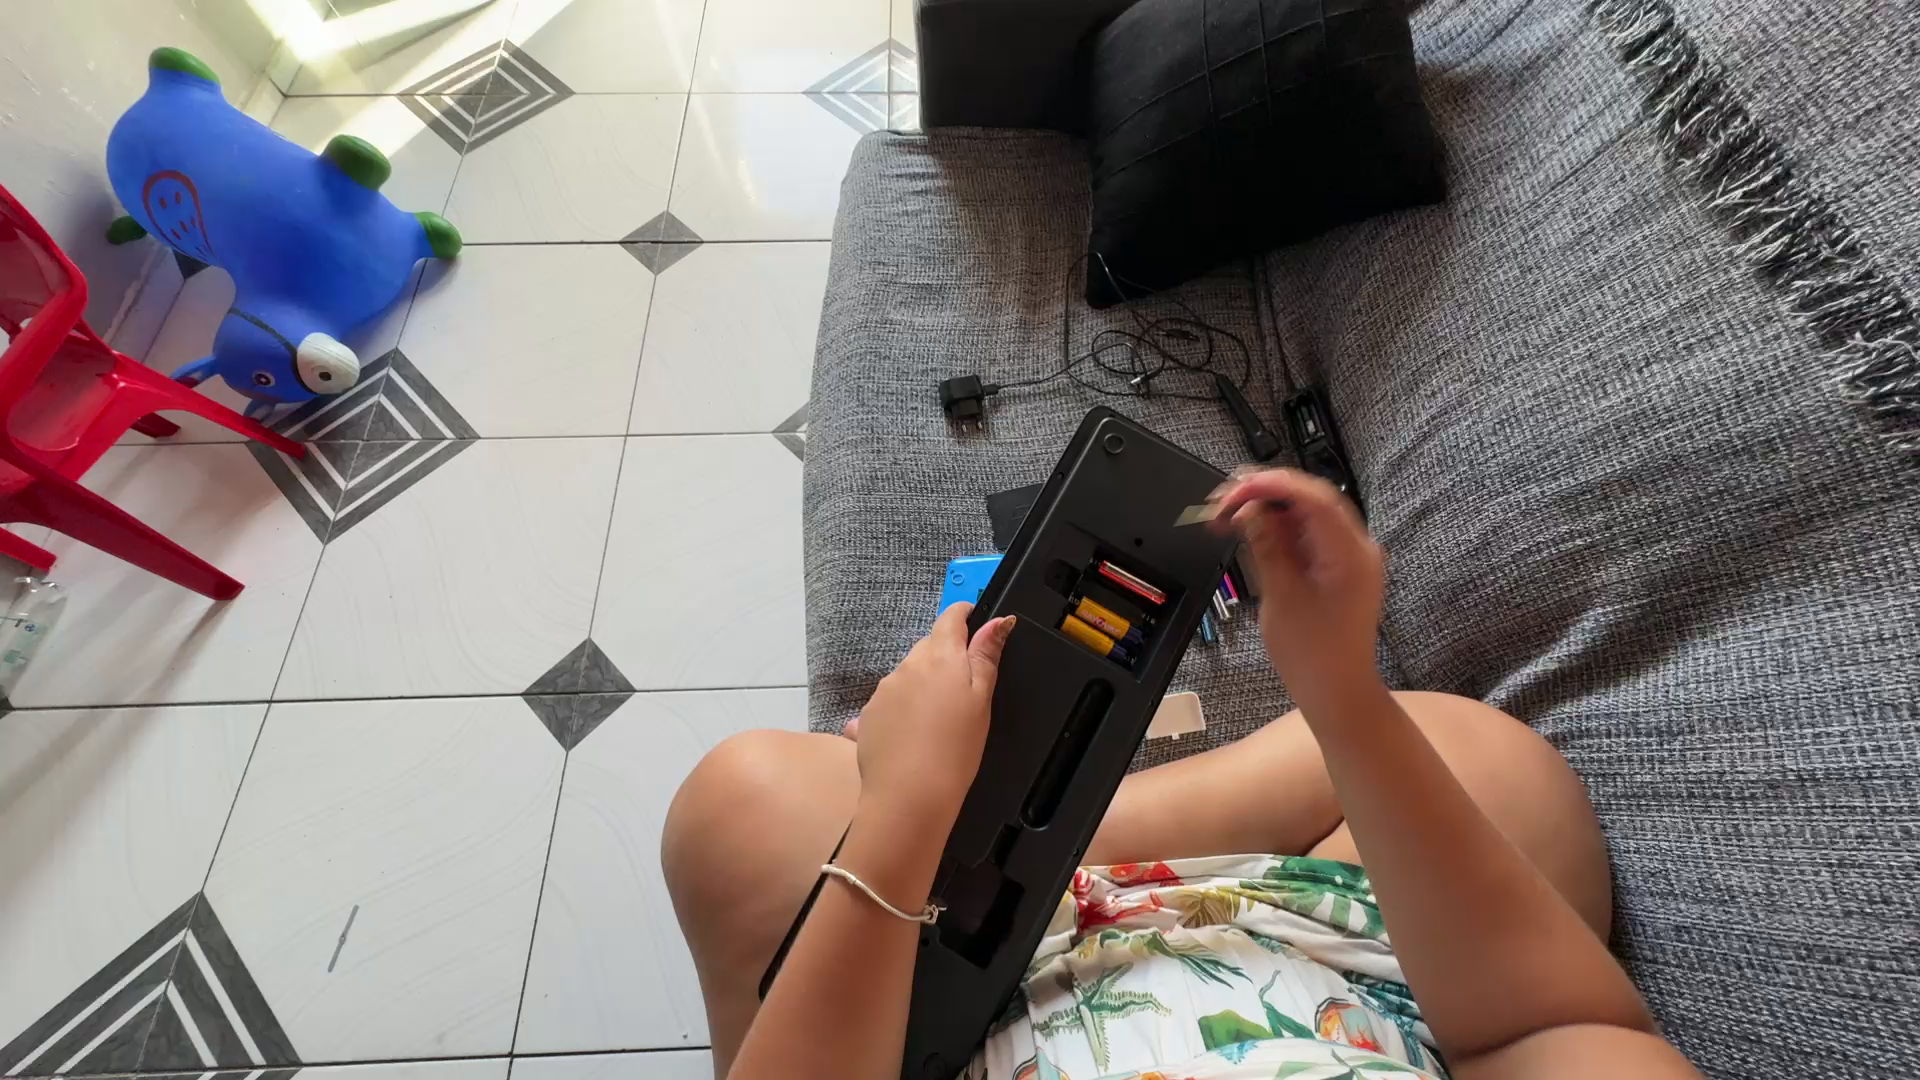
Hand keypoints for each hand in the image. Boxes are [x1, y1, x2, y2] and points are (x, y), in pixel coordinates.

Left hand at [848, 603, 1015, 831]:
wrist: (909, 796)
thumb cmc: (956, 749)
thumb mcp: (981, 699)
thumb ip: (987, 655)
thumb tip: (1000, 619)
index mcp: (939, 656)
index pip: (951, 617)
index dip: (965, 616)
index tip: (974, 624)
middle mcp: (907, 664)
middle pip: (928, 647)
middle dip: (945, 658)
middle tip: (962, 691)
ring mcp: (884, 690)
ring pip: (908, 674)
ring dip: (922, 685)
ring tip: (937, 722)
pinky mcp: (868, 715)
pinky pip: (890, 702)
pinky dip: (902, 710)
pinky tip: (912, 736)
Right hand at [1210, 468, 1384, 708]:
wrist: (1335, 690)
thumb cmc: (1312, 653)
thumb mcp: (1281, 595)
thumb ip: (1266, 546)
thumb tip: (1248, 510)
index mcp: (1350, 554)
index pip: (1313, 499)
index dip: (1272, 486)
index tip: (1235, 490)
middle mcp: (1354, 547)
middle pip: (1309, 499)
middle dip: (1263, 494)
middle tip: (1222, 501)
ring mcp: (1345, 555)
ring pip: (1302, 513)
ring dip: (1264, 510)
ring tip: (1226, 517)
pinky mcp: (1332, 565)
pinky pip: (1302, 533)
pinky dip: (1273, 529)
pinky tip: (1247, 531)